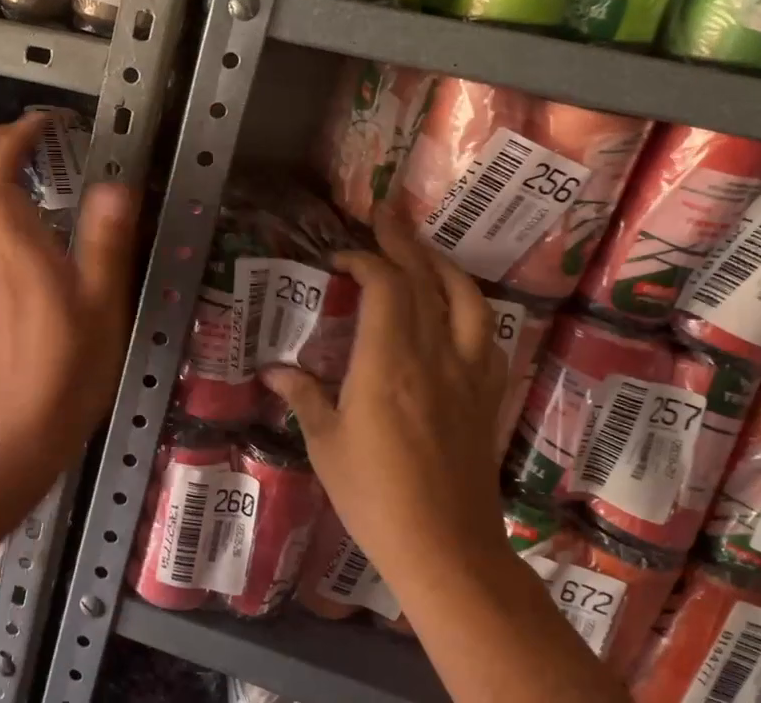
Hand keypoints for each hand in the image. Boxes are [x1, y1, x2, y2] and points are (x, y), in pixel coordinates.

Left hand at [0, 113, 139, 470]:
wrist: (26, 423)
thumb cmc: (73, 367)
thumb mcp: (105, 305)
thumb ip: (108, 243)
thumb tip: (116, 185)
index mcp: (19, 249)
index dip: (11, 139)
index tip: (42, 121)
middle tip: (27, 129)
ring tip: (16, 153)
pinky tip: (12, 198)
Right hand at [261, 207, 506, 564]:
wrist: (446, 548)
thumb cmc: (374, 497)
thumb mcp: (325, 444)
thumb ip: (303, 396)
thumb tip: (272, 368)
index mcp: (388, 365)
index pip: (386, 287)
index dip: (365, 260)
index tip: (339, 257)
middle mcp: (435, 358)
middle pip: (427, 281)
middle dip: (404, 242)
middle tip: (386, 213)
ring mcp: (469, 376)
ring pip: (467, 301)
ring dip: (443, 266)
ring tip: (422, 250)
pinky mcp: (487, 397)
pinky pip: (488, 336)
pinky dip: (471, 308)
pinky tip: (457, 310)